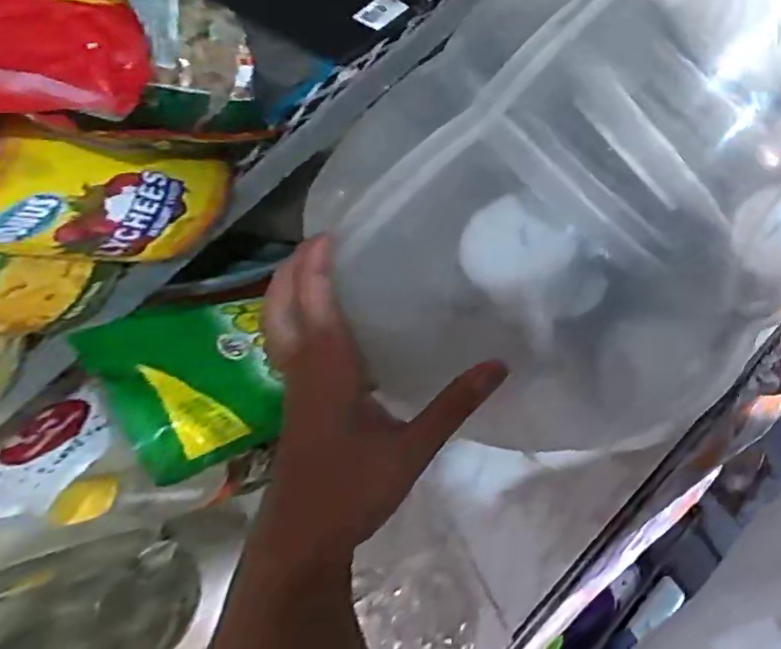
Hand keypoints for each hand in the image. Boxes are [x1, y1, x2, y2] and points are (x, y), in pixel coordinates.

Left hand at [257, 237, 507, 557]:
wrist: (299, 544)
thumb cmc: (351, 492)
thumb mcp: (412, 449)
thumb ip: (455, 404)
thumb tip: (500, 363)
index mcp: (328, 376)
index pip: (316, 312)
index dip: (316, 272)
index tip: (328, 235)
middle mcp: (305, 375)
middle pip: (282, 314)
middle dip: (292, 273)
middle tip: (317, 239)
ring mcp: (297, 390)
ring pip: (280, 330)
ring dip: (290, 293)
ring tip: (316, 266)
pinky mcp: (300, 404)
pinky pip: (292, 346)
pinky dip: (300, 318)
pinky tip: (328, 320)